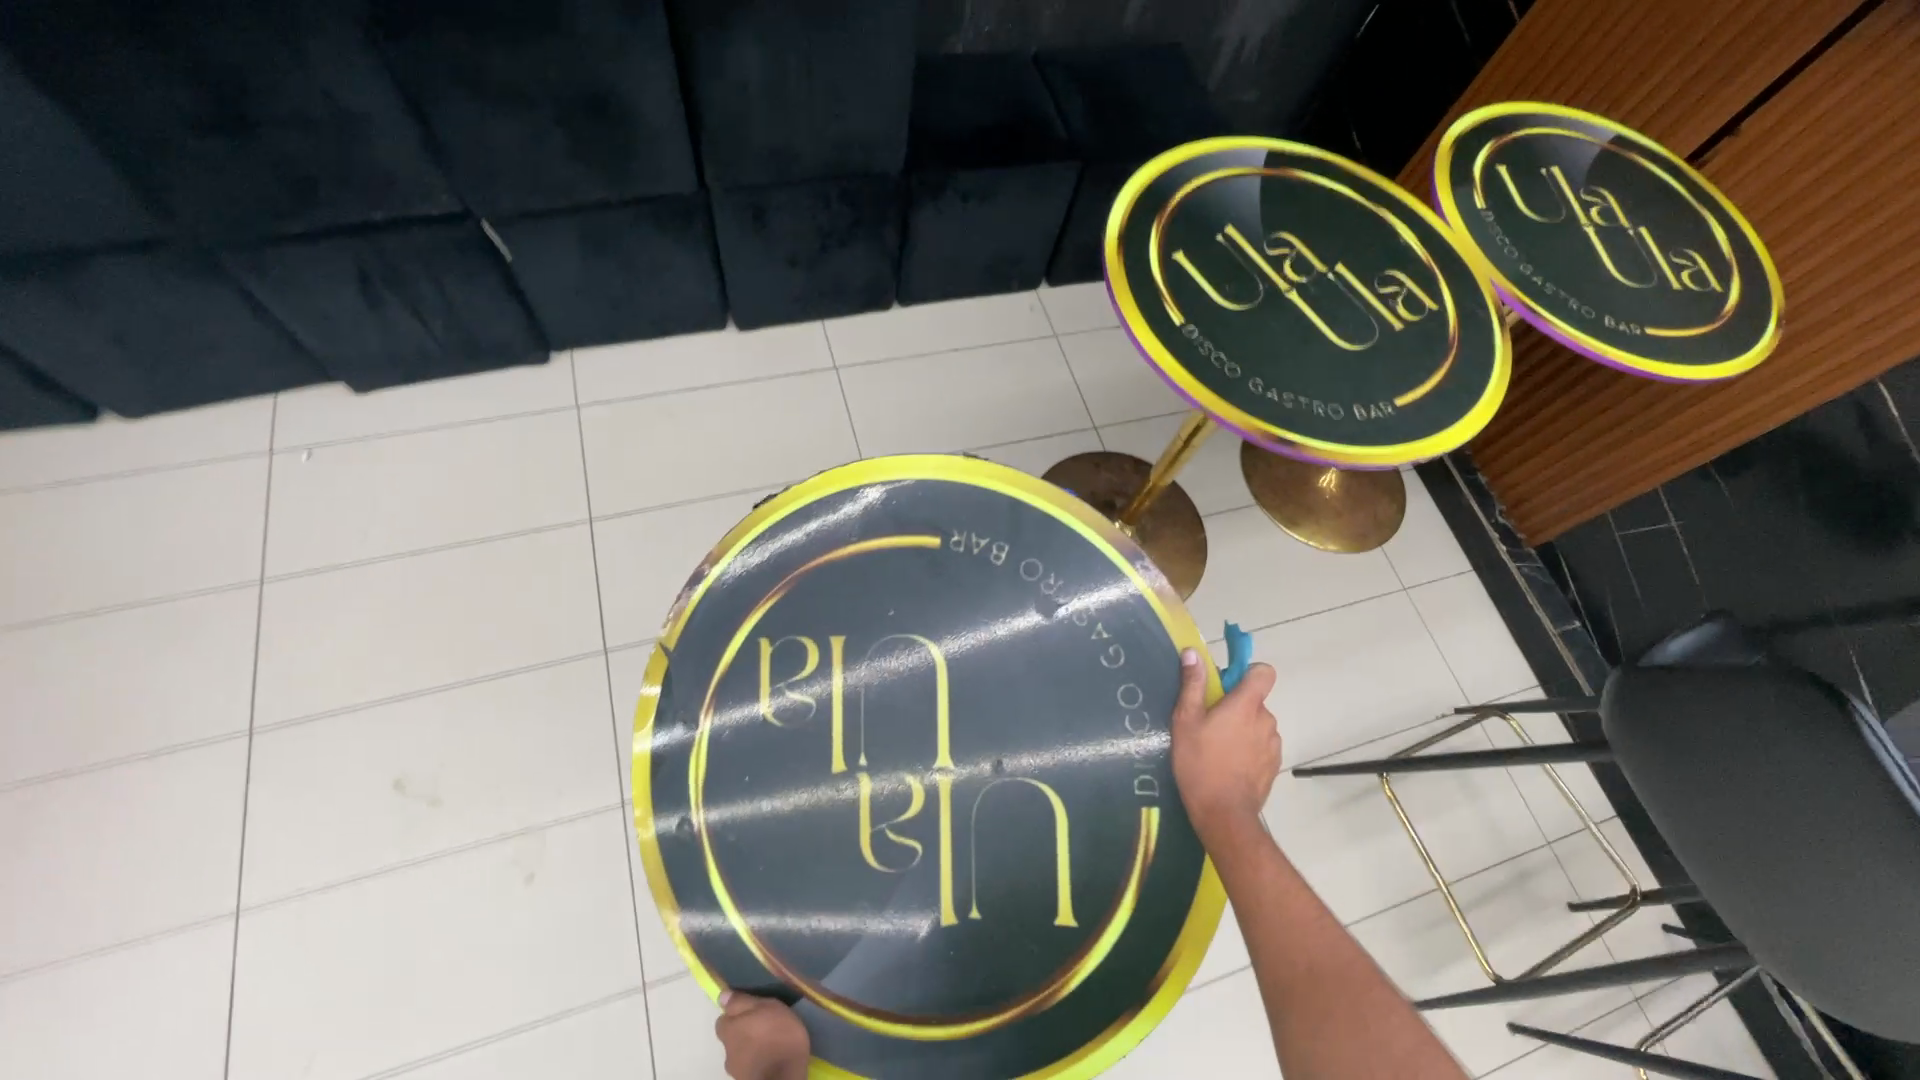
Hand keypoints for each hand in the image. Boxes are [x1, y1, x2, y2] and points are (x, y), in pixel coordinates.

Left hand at [715, 991, 809, 1079]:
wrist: (784, 1077)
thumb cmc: (778, 1035)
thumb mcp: (767, 1006)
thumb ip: (743, 1002)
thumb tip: (722, 996)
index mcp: (729, 1028)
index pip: (723, 1018)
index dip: (736, 1014)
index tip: (751, 1012)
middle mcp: (727, 1049)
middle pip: (730, 1037)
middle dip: (742, 1032)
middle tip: (762, 1027)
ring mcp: (735, 1069)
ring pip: (738, 1052)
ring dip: (749, 1048)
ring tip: (768, 1044)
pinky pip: (748, 1065)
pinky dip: (755, 1061)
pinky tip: (769, 1058)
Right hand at [1171, 647, 1280, 843]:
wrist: (1223, 813)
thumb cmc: (1199, 763)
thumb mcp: (1186, 721)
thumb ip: (1192, 685)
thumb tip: (1192, 652)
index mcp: (1246, 705)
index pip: (1263, 672)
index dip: (1248, 672)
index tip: (1227, 684)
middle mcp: (1266, 719)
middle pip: (1255, 701)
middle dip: (1236, 706)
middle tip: (1209, 724)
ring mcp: (1273, 744)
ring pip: (1257, 724)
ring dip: (1242, 729)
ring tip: (1217, 748)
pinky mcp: (1274, 765)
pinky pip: (1261, 745)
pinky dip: (1248, 749)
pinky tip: (1229, 765)